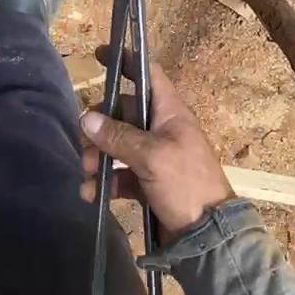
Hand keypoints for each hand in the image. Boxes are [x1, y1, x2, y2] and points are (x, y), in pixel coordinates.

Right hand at [79, 45, 235, 237]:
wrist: (210, 239)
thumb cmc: (187, 185)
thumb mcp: (152, 157)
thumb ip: (118, 137)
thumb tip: (86, 118)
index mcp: (170, 112)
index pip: (147, 74)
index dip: (126, 61)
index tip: (99, 55)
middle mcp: (161, 129)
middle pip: (122, 113)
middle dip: (99, 127)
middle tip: (84, 145)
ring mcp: (155, 156)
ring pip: (117, 144)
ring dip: (99, 158)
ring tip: (88, 176)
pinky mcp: (148, 182)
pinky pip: (120, 173)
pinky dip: (106, 181)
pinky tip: (93, 195)